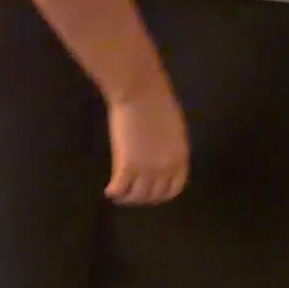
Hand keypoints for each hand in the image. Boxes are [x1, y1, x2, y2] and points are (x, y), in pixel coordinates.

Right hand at [105, 89, 188, 205]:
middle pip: (154, 196)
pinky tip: (109, 190)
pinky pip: (120, 189)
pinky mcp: (128, 166)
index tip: (151, 194)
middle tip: (131, 195)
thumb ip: (169, 148)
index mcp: (180, 157)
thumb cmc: (156, 99)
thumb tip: (160, 159)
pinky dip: (114, 192)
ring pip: (136, 196)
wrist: (139, 88)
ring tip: (119, 195)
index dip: (161, 195)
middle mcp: (166, 168)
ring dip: (126, 199)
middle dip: (142, 199)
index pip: (174, 189)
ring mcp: (147, 169)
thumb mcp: (173, 128)